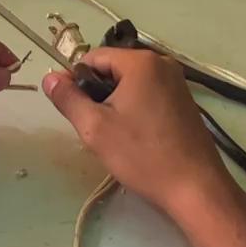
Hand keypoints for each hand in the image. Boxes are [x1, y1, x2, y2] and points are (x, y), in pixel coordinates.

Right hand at [42, 46, 238, 220]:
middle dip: (98, 93)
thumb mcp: (95, 128)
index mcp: (141, 62)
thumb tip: (49, 78)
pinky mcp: (184, 101)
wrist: (196, 188)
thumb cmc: (143, 155)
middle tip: (95, 127)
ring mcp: (177, 82)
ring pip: (130, 83)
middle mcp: (162, 64)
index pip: (93, 57)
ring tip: (115, 135)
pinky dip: (135, 108)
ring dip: (116, 103)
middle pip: (113, 68)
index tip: (73, 109)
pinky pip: (148, 94)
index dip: (76, 80)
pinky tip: (136, 137)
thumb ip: (68, 99)